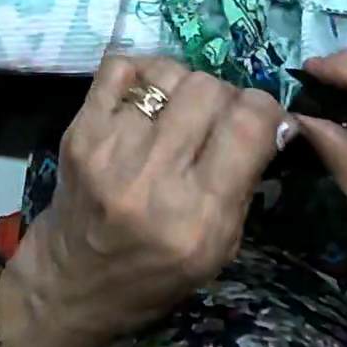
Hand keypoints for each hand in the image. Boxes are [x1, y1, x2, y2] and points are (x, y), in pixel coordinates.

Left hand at [0, 54, 294, 346]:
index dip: (266, 110)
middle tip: (216, 118)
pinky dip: (140, 73)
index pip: (248, 125)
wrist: (73, 280)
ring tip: (178, 110)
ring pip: (168, 72)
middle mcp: (154, 178)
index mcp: (199, 217)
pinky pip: (120, 67)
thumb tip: (274, 118)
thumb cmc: (154, 273)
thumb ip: (245, 181)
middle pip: (209, 89)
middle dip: (225, 97)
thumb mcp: (219, 248)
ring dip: (183, 85)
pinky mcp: (79, 130)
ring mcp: (111, 149)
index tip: (260, 119)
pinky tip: (145, 98)